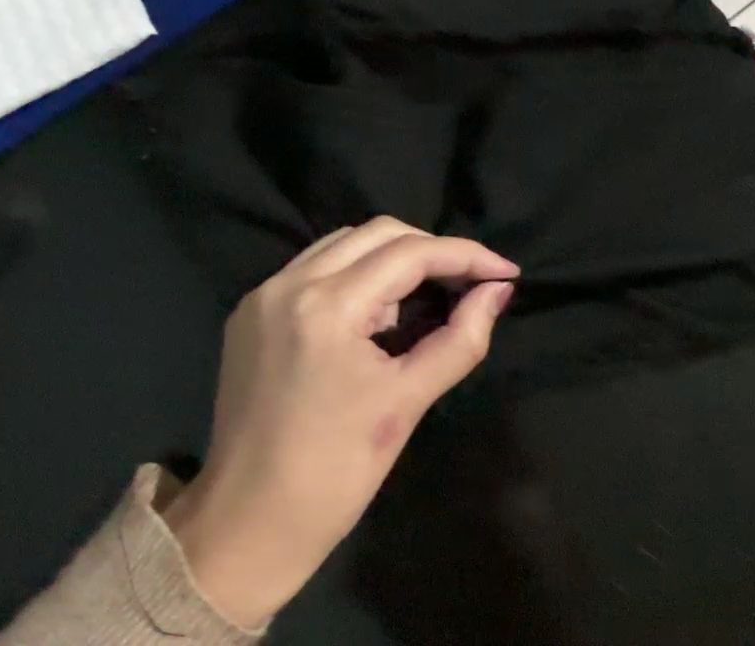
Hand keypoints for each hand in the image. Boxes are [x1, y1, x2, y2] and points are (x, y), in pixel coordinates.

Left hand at [162, 217, 518, 627]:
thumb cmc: (335, 473)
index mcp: (326, 305)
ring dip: (390, 258)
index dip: (464, 255)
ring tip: (426, 298)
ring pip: (341, 245)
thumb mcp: (406, 403)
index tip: (506, 272)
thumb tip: (498, 292)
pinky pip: (312, 270)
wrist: (248, 521)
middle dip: (429, 250)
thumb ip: (459, 339)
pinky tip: (374, 313)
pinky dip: (353, 276)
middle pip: (375, 233)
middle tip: (469, 283)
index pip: (408, 253)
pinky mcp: (249, 313)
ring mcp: (262, 295)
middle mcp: (288, 283)